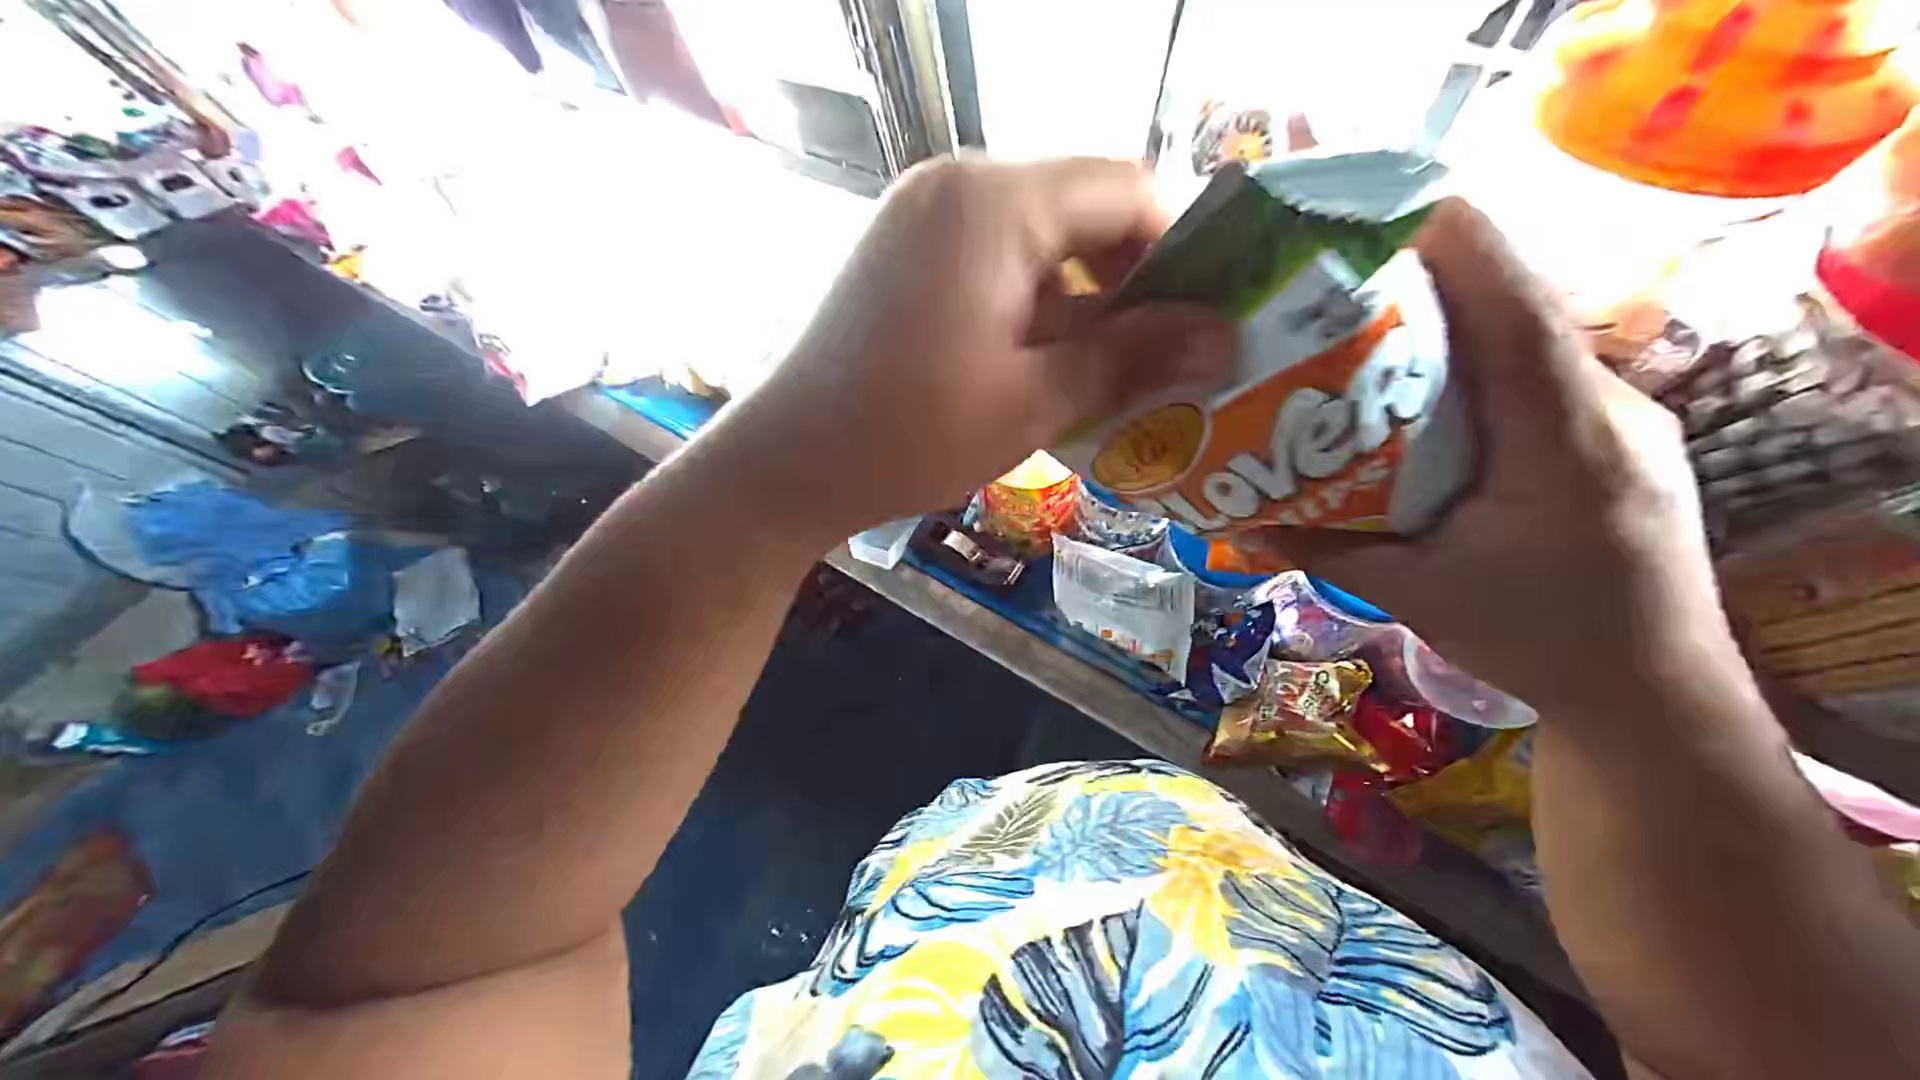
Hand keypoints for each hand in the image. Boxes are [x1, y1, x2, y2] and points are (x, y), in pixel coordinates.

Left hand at [695, 157, 1234, 539]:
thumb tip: (1225, 335)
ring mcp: (922, 217)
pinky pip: (994, 263)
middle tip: (1154, 361)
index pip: (1126, 189)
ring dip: (1080, 305)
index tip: (1199, 323)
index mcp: (995, 202)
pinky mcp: (904, 254)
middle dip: (1128, 285)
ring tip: (1099, 378)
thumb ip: (1132, 358)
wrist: (790, 464)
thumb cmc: (911, 435)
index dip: (1179, 252)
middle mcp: (956, 185)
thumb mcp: (1034, 401)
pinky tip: (1038, 369)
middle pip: (1081, 212)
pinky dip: (1030, 308)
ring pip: (1039, 243)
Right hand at [1266, 199, 1740, 714]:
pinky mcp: (1602, 438)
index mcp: (1561, 441)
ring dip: (1442, 327)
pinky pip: (1526, 381)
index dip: (1456, 246)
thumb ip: (1324, 549)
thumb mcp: (1411, 594)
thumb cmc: (1536, 641)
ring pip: (1519, 345)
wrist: (1652, 693)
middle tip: (1331, 276)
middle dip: (1425, 280)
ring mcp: (1610, 419)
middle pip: (1512, 312)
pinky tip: (1408, 395)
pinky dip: (1464, 369)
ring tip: (1354, 327)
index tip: (1379, 206)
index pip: (1515, 311)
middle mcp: (1600, 409)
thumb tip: (1236, 524)